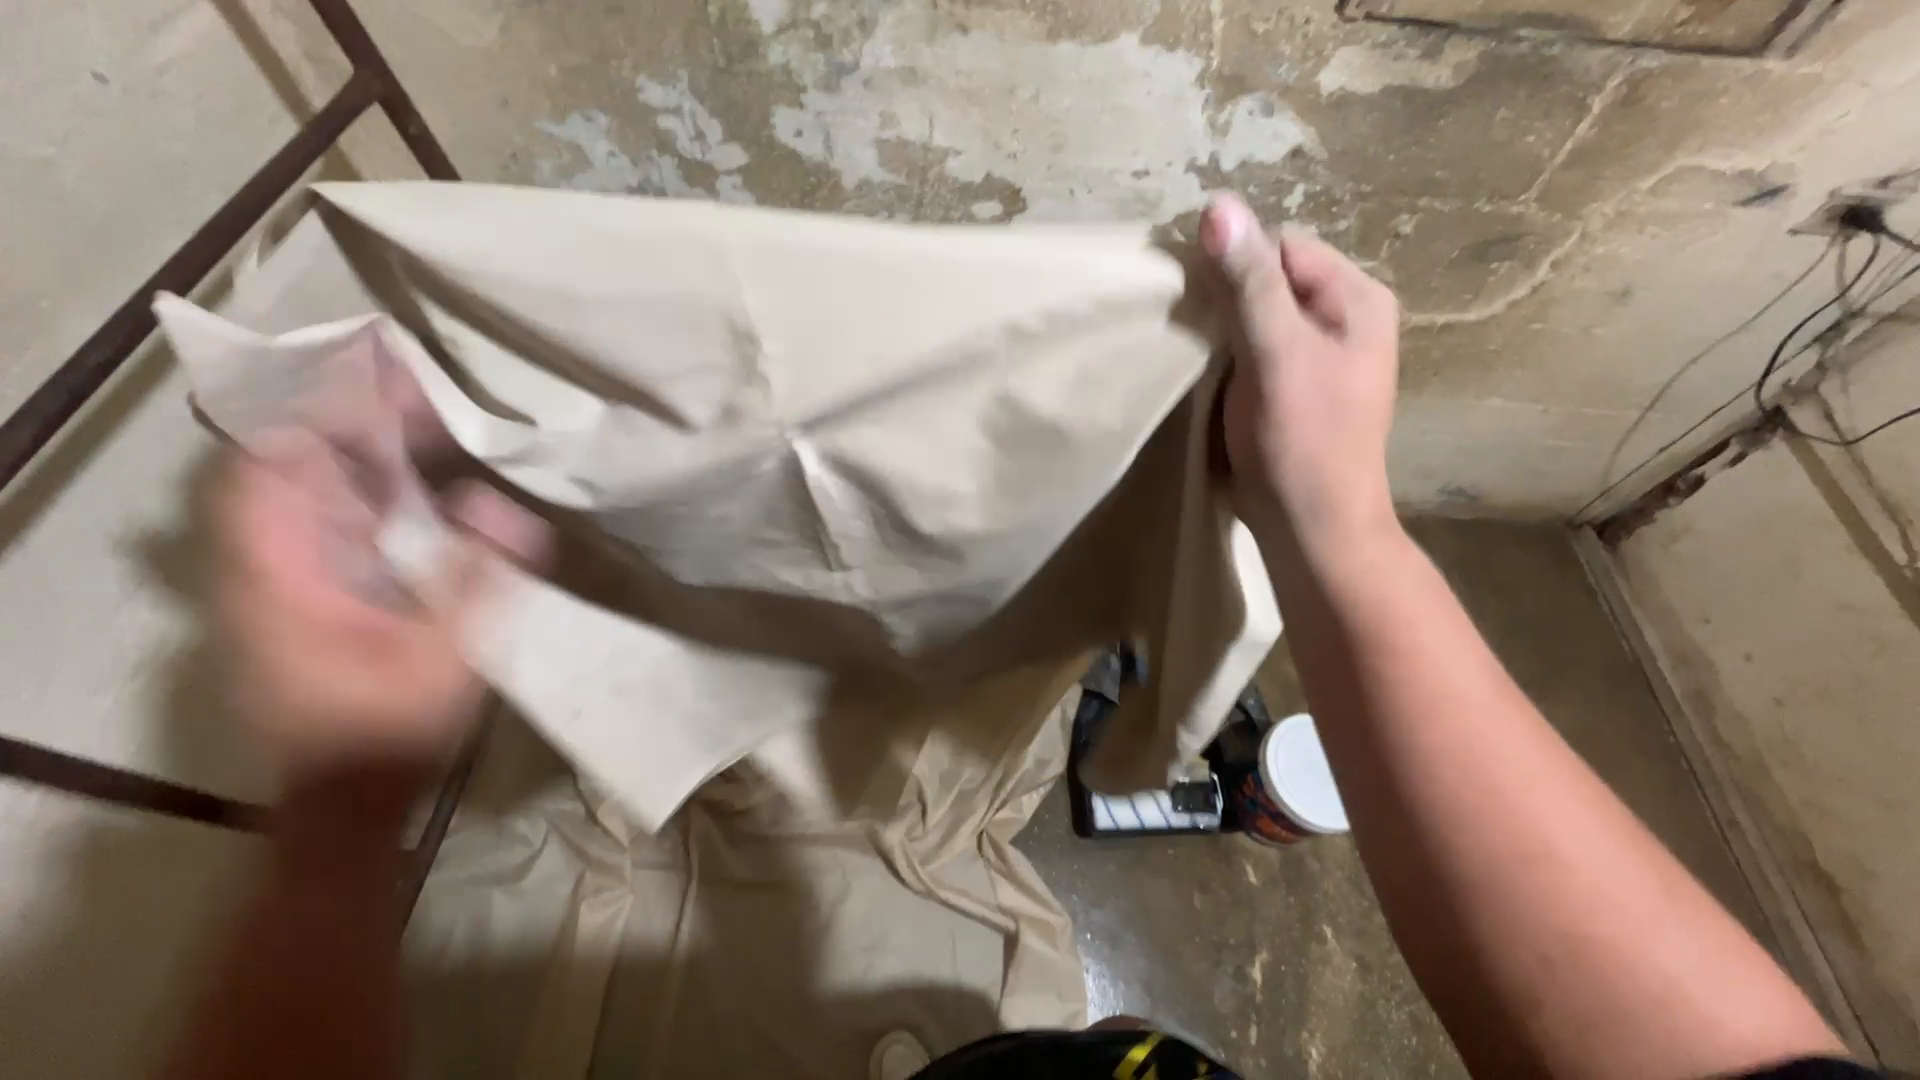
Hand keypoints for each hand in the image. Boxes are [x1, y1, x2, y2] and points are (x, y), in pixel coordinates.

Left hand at [212, 420, 547, 803]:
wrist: (348, 796)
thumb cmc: (390, 729)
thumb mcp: (446, 658)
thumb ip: (475, 580)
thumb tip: (498, 505)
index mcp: (280, 575)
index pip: (272, 464)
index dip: (319, 412)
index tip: (381, 376)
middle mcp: (266, 566)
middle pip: (291, 467)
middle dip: (350, 421)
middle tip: (417, 389)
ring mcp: (281, 580)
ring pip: (308, 492)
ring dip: (360, 452)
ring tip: (421, 419)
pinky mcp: (304, 595)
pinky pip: (325, 521)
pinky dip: (364, 489)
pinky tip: (414, 483)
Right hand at [1201, 194, 1401, 559]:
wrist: (1311, 527)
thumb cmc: (1300, 441)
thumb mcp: (1275, 354)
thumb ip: (1248, 283)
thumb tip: (1218, 206)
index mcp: (1356, 298)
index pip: (1281, 247)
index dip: (1236, 266)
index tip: (1202, 306)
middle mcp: (1343, 318)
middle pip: (1268, 279)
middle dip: (1226, 301)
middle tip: (1199, 338)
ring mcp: (1318, 356)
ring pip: (1255, 317)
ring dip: (1222, 332)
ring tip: (1203, 362)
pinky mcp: (1293, 387)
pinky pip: (1253, 350)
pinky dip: (1226, 359)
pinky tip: (1211, 381)